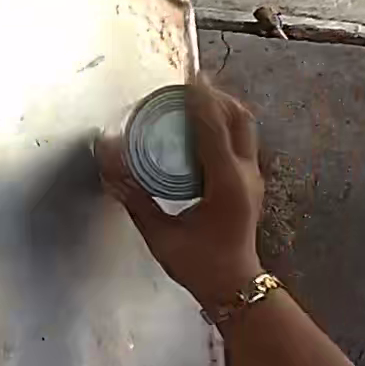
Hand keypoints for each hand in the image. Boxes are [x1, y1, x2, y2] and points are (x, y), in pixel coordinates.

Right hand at [100, 76, 264, 310]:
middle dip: (217, 96)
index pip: (214, 129)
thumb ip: (136, 201)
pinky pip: (243, 141)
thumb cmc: (200, 266)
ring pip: (246, 128)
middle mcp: (246, 174)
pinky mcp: (251, 182)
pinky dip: (227, 124)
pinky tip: (205, 127)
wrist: (236, 287)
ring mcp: (253, 178)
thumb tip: (110, 171)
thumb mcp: (162, 236)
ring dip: (225, 108)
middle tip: (192, 85)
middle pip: (240, 118)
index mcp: (226, 184)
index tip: (188, 78)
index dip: (201, 100)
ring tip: (198, 99)